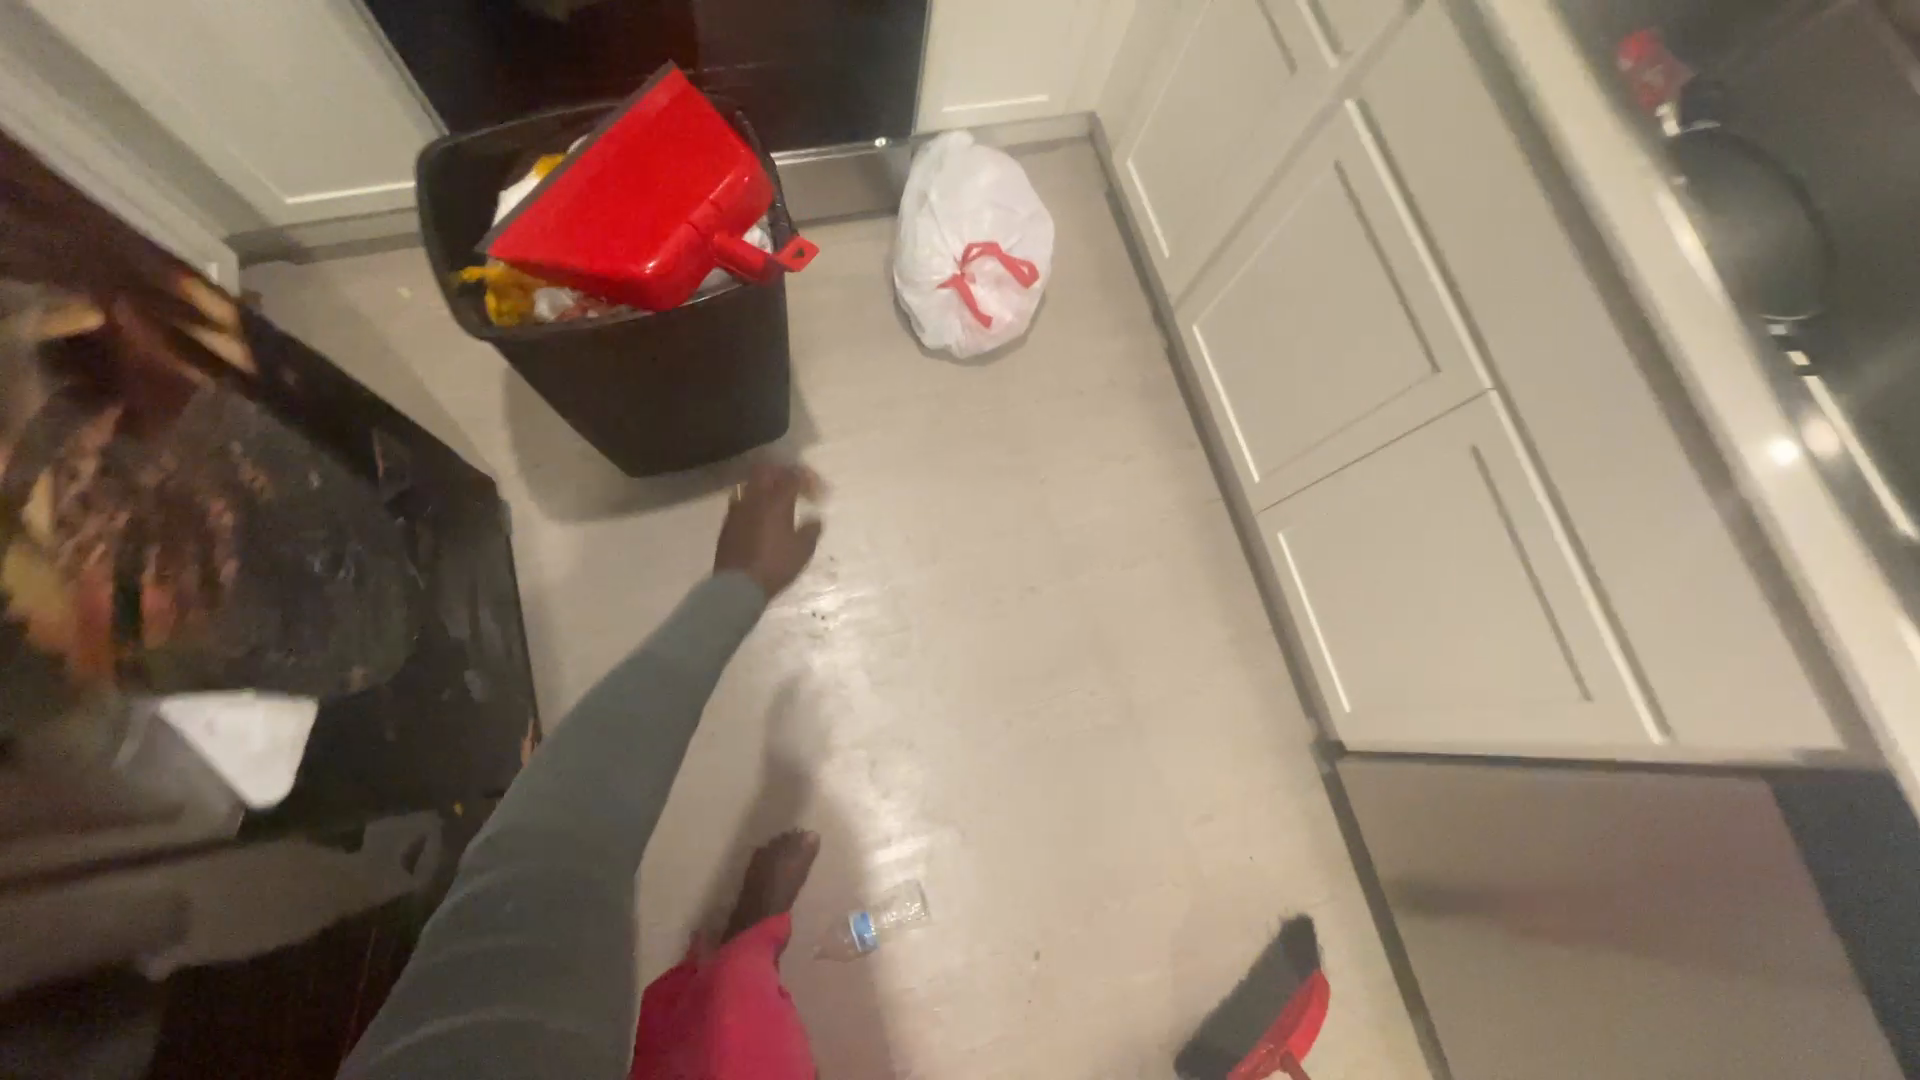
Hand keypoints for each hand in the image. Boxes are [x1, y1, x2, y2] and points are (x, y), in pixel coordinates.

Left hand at [714, 463, 823, 597]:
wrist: (738, 585)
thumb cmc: (775, 566)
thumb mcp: (803, 551)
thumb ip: (811, 530)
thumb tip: (815, 519)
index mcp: (777, 502)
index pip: (794, 476)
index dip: (809, 479)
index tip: (818, 493)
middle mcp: (755, 499)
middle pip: (767, 470)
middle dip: (783, 472)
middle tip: (795, 485)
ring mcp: (737, 509)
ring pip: (750, 483)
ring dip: (766, 486)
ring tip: (777, 499)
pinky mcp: (727, 523)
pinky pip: (740, 501)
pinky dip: (753, 501)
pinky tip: (760, 516)